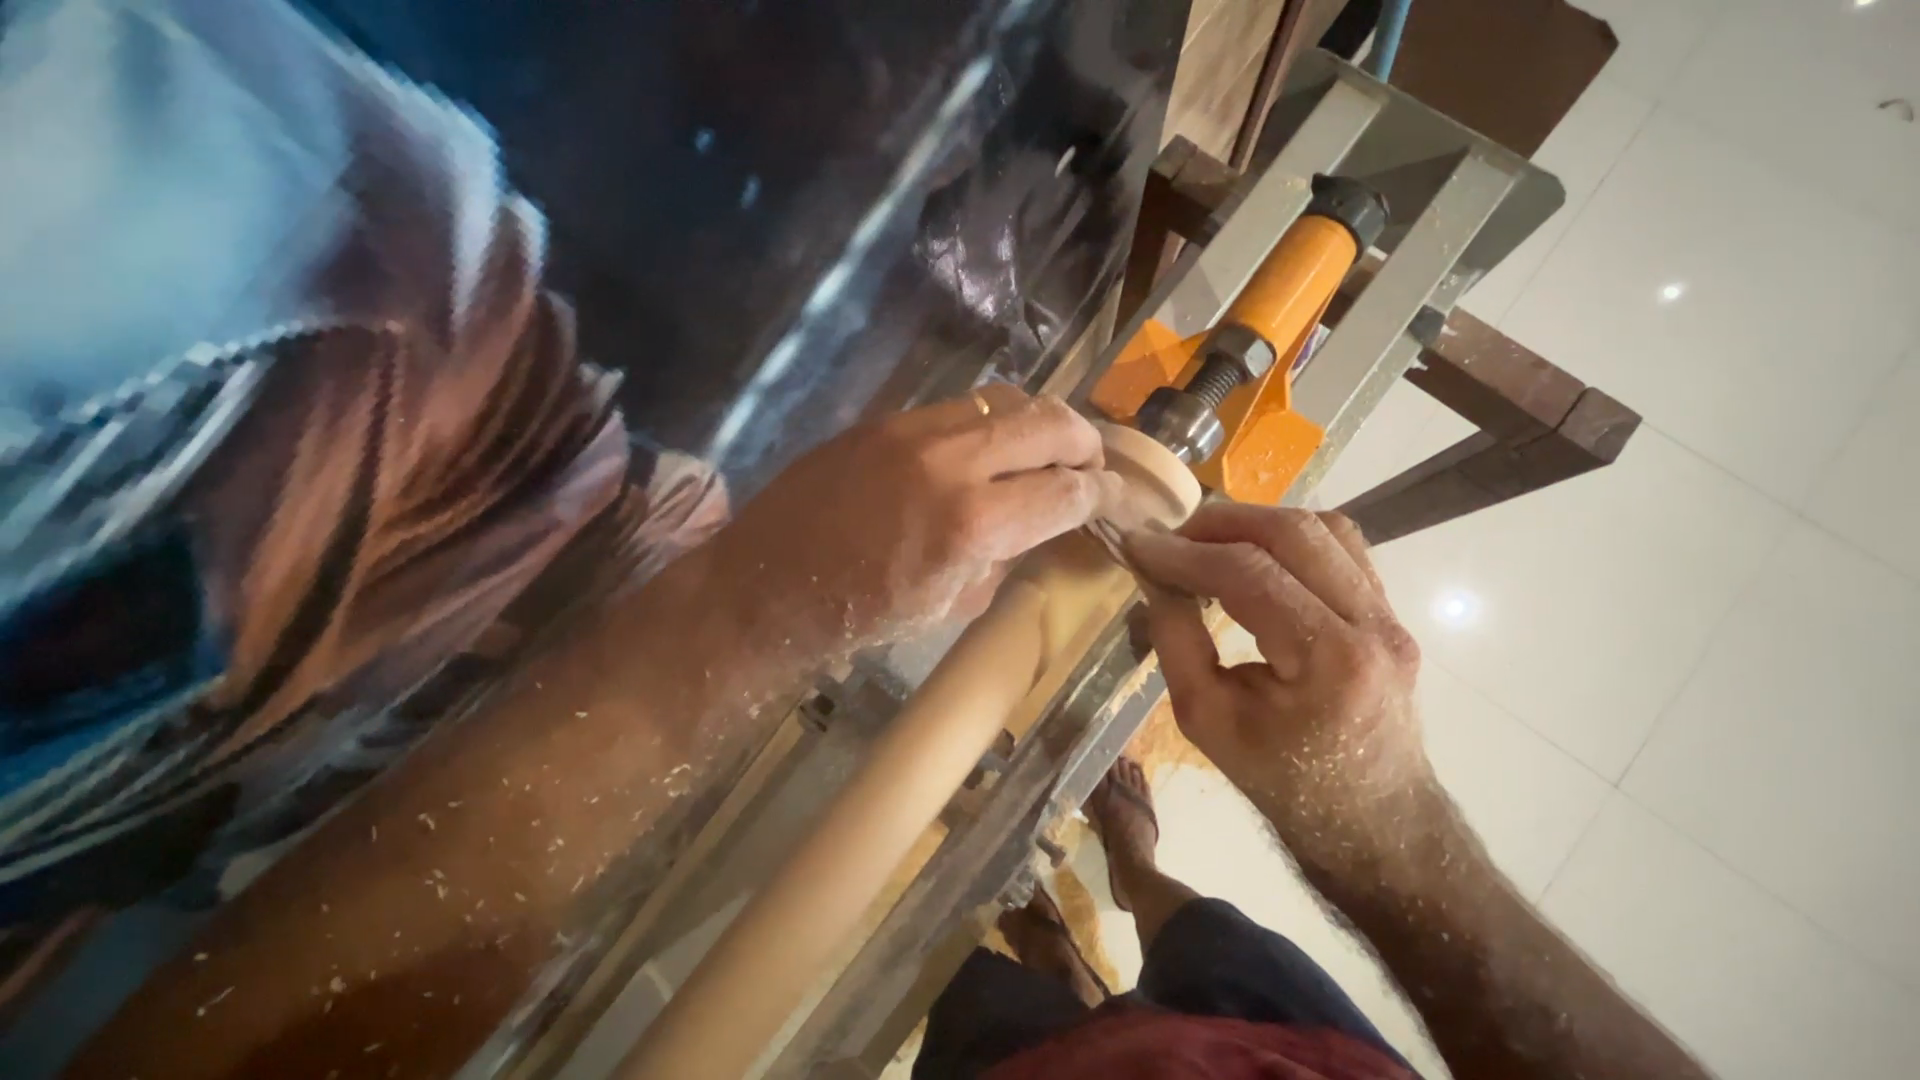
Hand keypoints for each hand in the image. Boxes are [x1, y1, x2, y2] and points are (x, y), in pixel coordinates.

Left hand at [707, 385, 1122, 656]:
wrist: (761, 588)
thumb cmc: (855, 617)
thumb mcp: (946, 605)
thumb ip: (1002, 557)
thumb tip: (1036, 527)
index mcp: (974, 525)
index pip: (1066, 489)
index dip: (1100, 492)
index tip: (1113, 496)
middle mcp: (952, 463)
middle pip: (1048, 423)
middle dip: (1084, 440)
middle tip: (1092, 461)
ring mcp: (912, 431)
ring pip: (1003, 401)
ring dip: (1038, 420)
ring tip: (1046, 445)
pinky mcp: (881, 421)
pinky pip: (956, 408)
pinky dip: (987, 422)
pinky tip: (985, 447)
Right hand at [1125, 504, 1433, 861]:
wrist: (1369, 821)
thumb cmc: (1280, 780)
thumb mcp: (1204, 719)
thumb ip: (1176, 640)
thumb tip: (1155, 578)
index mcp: (1327, 660)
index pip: (1249, 574)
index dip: (1185, 553)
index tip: (1138, 544)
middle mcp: (1372, 625)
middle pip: (1294, 533)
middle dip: (1221, 524)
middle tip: (1172, 537)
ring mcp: (1392, 616)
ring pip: (1325, 528)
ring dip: (1259, 523)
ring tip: (1209, 543)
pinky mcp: (1392, 614)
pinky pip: (1342, 549)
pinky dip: (1291, 539)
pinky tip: (1255, 556)